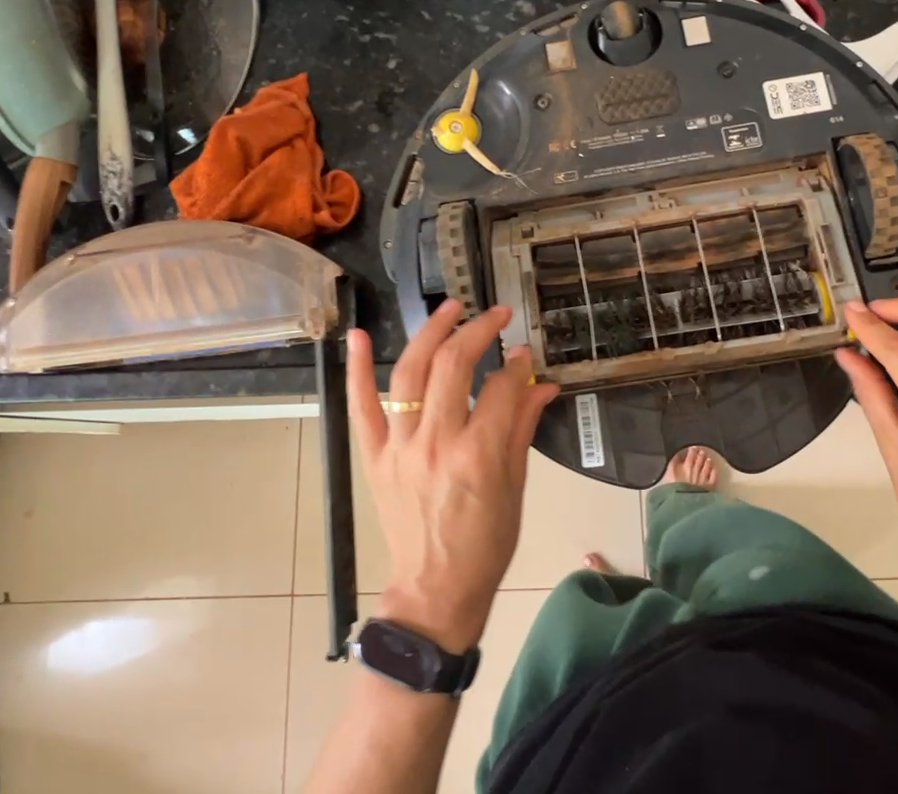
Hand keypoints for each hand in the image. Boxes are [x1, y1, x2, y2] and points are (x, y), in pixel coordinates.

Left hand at [345, 300, 559, 652]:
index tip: (524, 352)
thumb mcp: (515, 486)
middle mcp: (435, 443)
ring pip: (409, 374)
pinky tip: (356, 335)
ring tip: (450, 308)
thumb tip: (540, 383)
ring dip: (430, 334)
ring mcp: (399, 448)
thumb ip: (521, 427)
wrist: (437, 589)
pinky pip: (360, 408)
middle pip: (452, 366)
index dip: (517, 364)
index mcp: (478, 455)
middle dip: (478, 331)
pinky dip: (356, 370)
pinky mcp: (373, 458)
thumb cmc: (486, 543)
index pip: (500, 388)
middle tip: (496, 314)